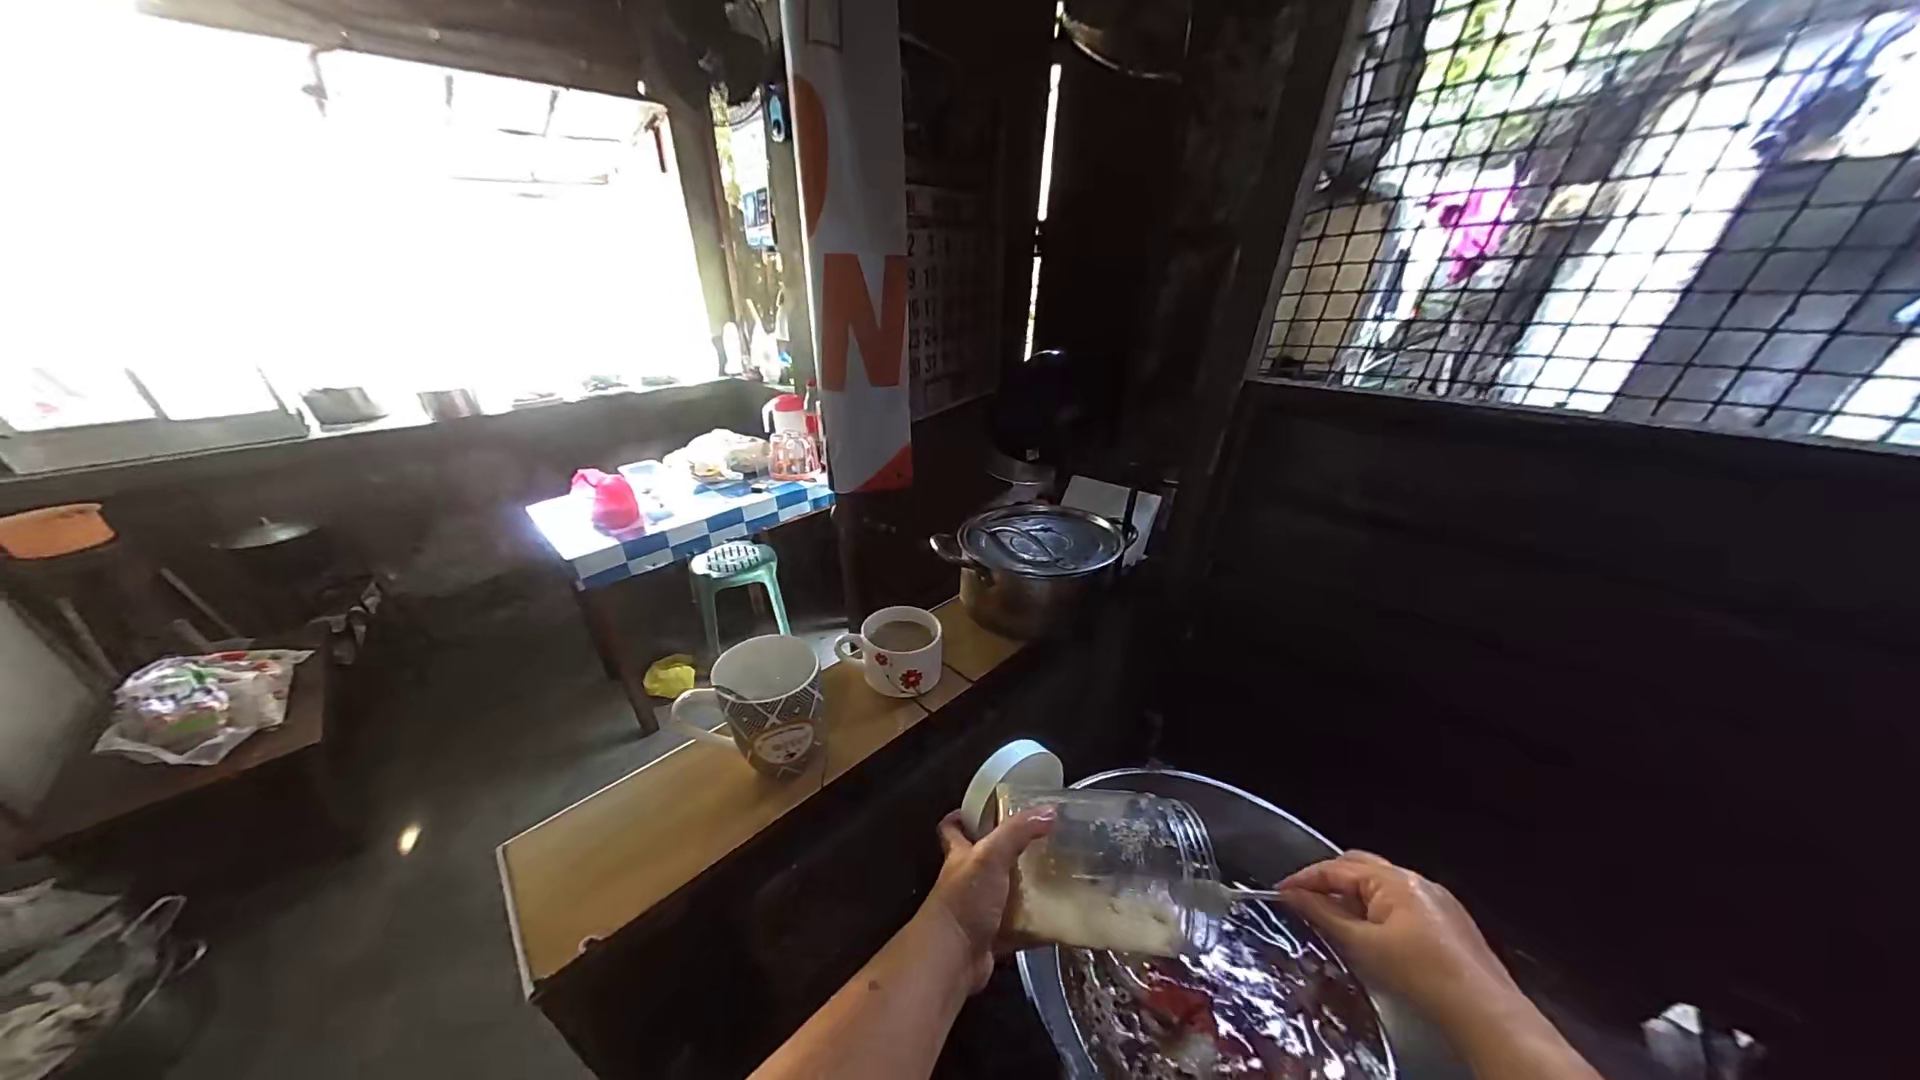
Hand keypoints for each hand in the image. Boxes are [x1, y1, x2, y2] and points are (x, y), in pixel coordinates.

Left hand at [919, 808, 1054, 992]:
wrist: (952, 959)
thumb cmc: (964, 899)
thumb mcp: (991, 855)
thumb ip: (1018, 831)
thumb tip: (1049, 811)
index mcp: (959, 854)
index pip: (953, 827)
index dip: (965, 815)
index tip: (989, 808)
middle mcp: (966, 880)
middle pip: (984, 859)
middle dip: (1007, 851)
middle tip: (1038, 842)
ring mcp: (977, 910)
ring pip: (1003, 892)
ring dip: (1024, 887)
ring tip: (1055, 875)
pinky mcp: (991, 938)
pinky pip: (1017, 926)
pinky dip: (1035, 923)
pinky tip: (1057, 917)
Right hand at [1277, 851, 1520, 1029]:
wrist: (1489, 1016)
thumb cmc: (1422, 976)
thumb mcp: (1363, 945)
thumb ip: (1323, 915)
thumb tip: (1292, 896)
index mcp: (1392, 879)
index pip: (1335, 868)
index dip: (1304, 879)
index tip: (1281, 891)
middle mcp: (1415, 879)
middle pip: (1358, 867)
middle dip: (1328, 880)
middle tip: (1305, 898)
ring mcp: (1436, 898)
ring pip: (1380, 884)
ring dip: (1353, 894)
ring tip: (1333, 916)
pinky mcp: (1449, 919)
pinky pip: (1401, 900)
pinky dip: (1377, 907)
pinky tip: (1371, 931)